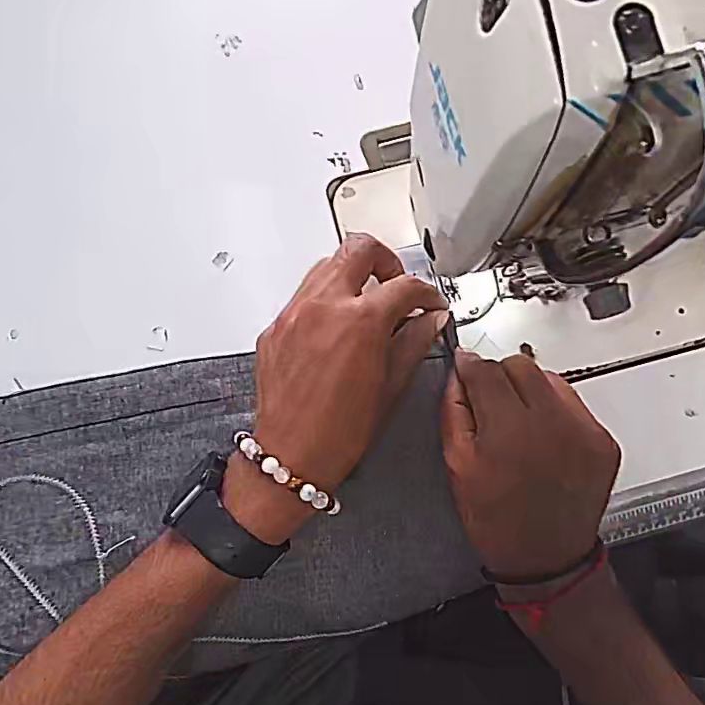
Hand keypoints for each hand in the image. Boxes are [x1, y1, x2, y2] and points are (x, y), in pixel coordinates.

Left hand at [221, 234, 449, 543]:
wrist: (291, 456)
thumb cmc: (337, 435)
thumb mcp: (389, 388)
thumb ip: (412, 344)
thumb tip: (429, 322)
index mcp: (359, 322)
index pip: (404, 285)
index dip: (426, 292)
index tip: (429, 304)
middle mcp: (322, 308)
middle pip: (358, 249)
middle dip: (386, 261)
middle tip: (397, 285)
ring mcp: (294, 315)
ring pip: (326, 266)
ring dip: (352, 276)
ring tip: (367, 304)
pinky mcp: (275, 328)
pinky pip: (303, 296)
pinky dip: (325, 300)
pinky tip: (336, 327)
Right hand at [441, 349, 620, 582]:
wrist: (544, 557)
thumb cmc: (498, 521)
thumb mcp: (458, 465)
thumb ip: (453, 412)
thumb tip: (457, 377)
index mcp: (508, 428)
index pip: (485, 370)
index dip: (468, 367)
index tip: (464, 368)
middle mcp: (550, 423)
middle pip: (519, 365)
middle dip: (498, 376)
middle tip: (489, 402)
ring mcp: (581, 430)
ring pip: (549, 378)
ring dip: (528, 390)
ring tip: (518, 424)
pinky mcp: (601, 440)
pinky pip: (573, 403)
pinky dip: (554, 410)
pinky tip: (541, 437)